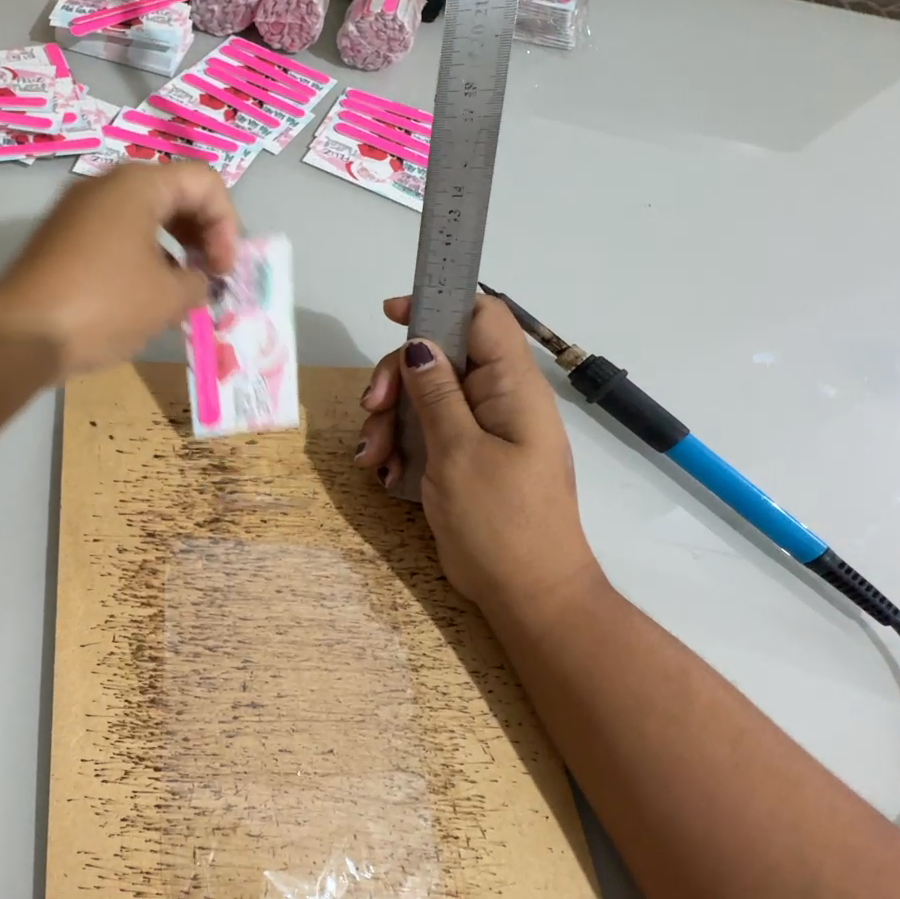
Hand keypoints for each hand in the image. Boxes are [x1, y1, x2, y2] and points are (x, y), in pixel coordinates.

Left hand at [0, 164, 239, 376]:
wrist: (20, 336)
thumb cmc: (103, 306)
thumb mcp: (167, 298)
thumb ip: (199, 282)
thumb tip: (197, 281)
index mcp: (137, 184)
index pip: (205, 182)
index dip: (227, 225)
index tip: (222, 271)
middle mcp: (104, 185)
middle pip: (173, 193)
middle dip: (201, 234)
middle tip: (208, 276)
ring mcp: (76, 211)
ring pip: (142, 216)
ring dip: (172, 248)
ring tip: (179, 292)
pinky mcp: (59, 239)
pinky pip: (114, 235)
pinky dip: (140, 257)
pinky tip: (143, 296)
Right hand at [354, 295, 602, 615]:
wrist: (528, 595)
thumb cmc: (500, 521)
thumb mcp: (459, 453)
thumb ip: (436, 394)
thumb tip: (418, 342)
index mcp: (512, 388)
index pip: (483, 318)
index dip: (438, 304)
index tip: (390, 315)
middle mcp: (497, 401)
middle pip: (439, 358)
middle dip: (397, 380)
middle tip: (371, 409)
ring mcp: (480, 430)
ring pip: (422, 398)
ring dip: (389, 422)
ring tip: (373, 461)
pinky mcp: (464, 458)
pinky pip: (424, 433)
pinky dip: (398, 447)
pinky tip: (385, 475)